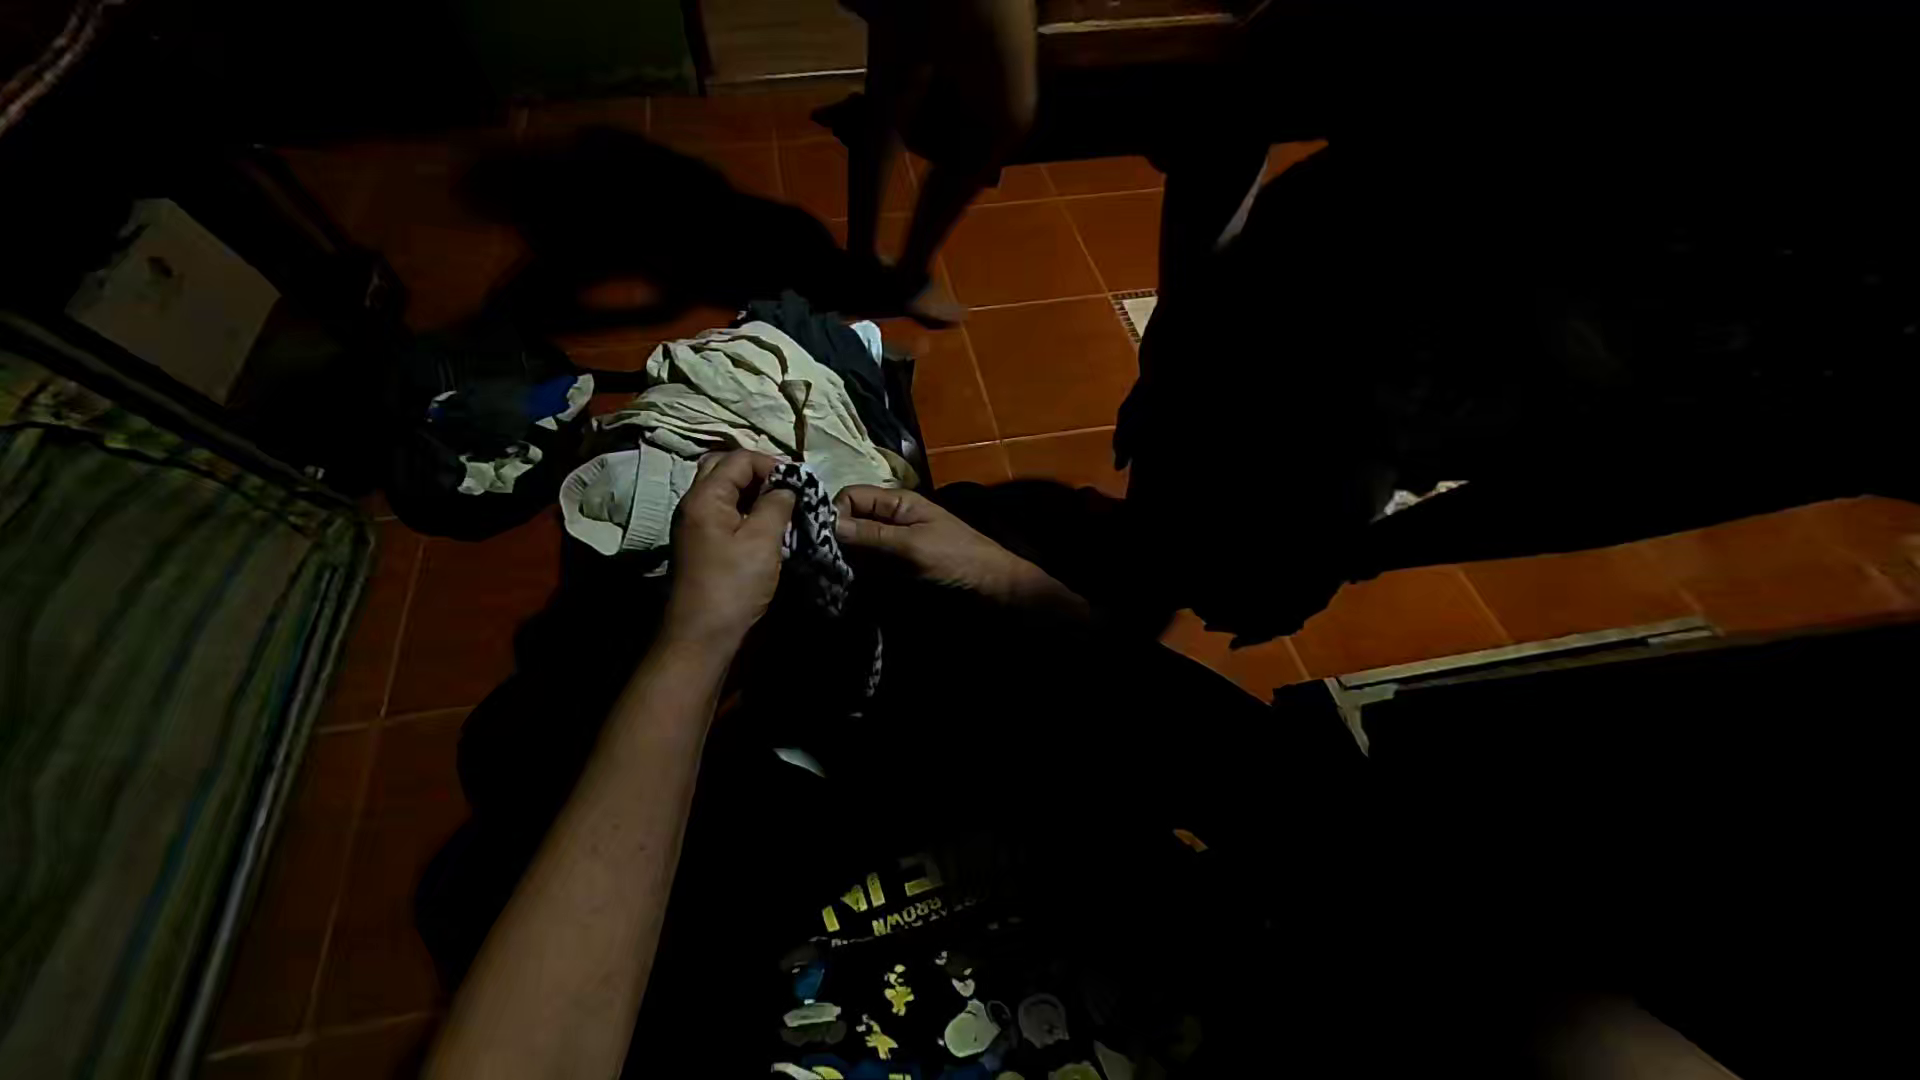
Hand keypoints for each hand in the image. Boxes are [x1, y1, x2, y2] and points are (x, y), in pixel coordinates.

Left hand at [663, 451, 794, 648]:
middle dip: (759, 473)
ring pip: (724, 491)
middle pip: (725, 469)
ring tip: (782, 507)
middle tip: (787, 490)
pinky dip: (746, 510)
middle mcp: (693, 504)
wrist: (702, 635)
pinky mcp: (701, 543)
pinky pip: (724, 512)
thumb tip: (786, 488)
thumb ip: (776, 505)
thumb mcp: (763, 540)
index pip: (739, 459)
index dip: (772, 464)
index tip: (799, 483)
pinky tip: (766, 526)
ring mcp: (695, 525)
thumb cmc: (733, 585)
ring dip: (753, 492)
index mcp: (705, 497)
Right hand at [833, 486, 1082, 613]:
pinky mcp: (895, 569)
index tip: (821, 539)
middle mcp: (891, 520)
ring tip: (826, 576)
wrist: (993, 590)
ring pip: (856, 546)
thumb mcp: (913, 545)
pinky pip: (867, 566)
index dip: (834, 513)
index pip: (852, 497)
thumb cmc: (958, 559)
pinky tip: (843, 585)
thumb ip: (872, 536)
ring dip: (842, 559)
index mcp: (898, 502)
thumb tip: (827, 524)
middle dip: (834, 538)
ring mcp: (893, 545)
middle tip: (816, 562)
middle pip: (850, 521)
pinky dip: (855, 574)